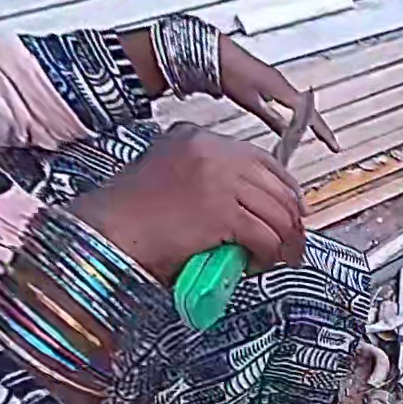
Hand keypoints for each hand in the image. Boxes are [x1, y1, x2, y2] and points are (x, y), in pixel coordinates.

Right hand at [67, 125, 305, 281]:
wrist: (107, 233)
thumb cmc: (138, 219)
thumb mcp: (179, 183)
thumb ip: (218, 186)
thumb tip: (264, 209)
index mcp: (200, 139)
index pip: (266, 162)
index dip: (288, 193)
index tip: (295, 217)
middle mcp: (210, 151)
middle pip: (279, 189)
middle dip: (293, 225)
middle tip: (291, 249)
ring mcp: (217, 177)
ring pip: (279, 216)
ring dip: (283, 245)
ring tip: (272, 260)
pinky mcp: (221, 209)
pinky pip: (267, 237)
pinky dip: (268, 256)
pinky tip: (253, 264)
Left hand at [218, 37, 340, 152]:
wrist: (210, 51)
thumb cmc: (229, 74)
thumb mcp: (253, 103)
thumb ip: (274, 120)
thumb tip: (289, 135)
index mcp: (282, 90)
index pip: (310, 116)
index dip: (323, 132)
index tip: (334, 145)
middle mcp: (283, 84)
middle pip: (309, 110)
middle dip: (320, 127)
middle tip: (329, 142)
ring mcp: (276, 81)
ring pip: (300, 105)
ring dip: (309, 120)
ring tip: (317, 134)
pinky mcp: (268, 80)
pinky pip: (290, 99)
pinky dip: (298, 112)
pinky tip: (295, 120)